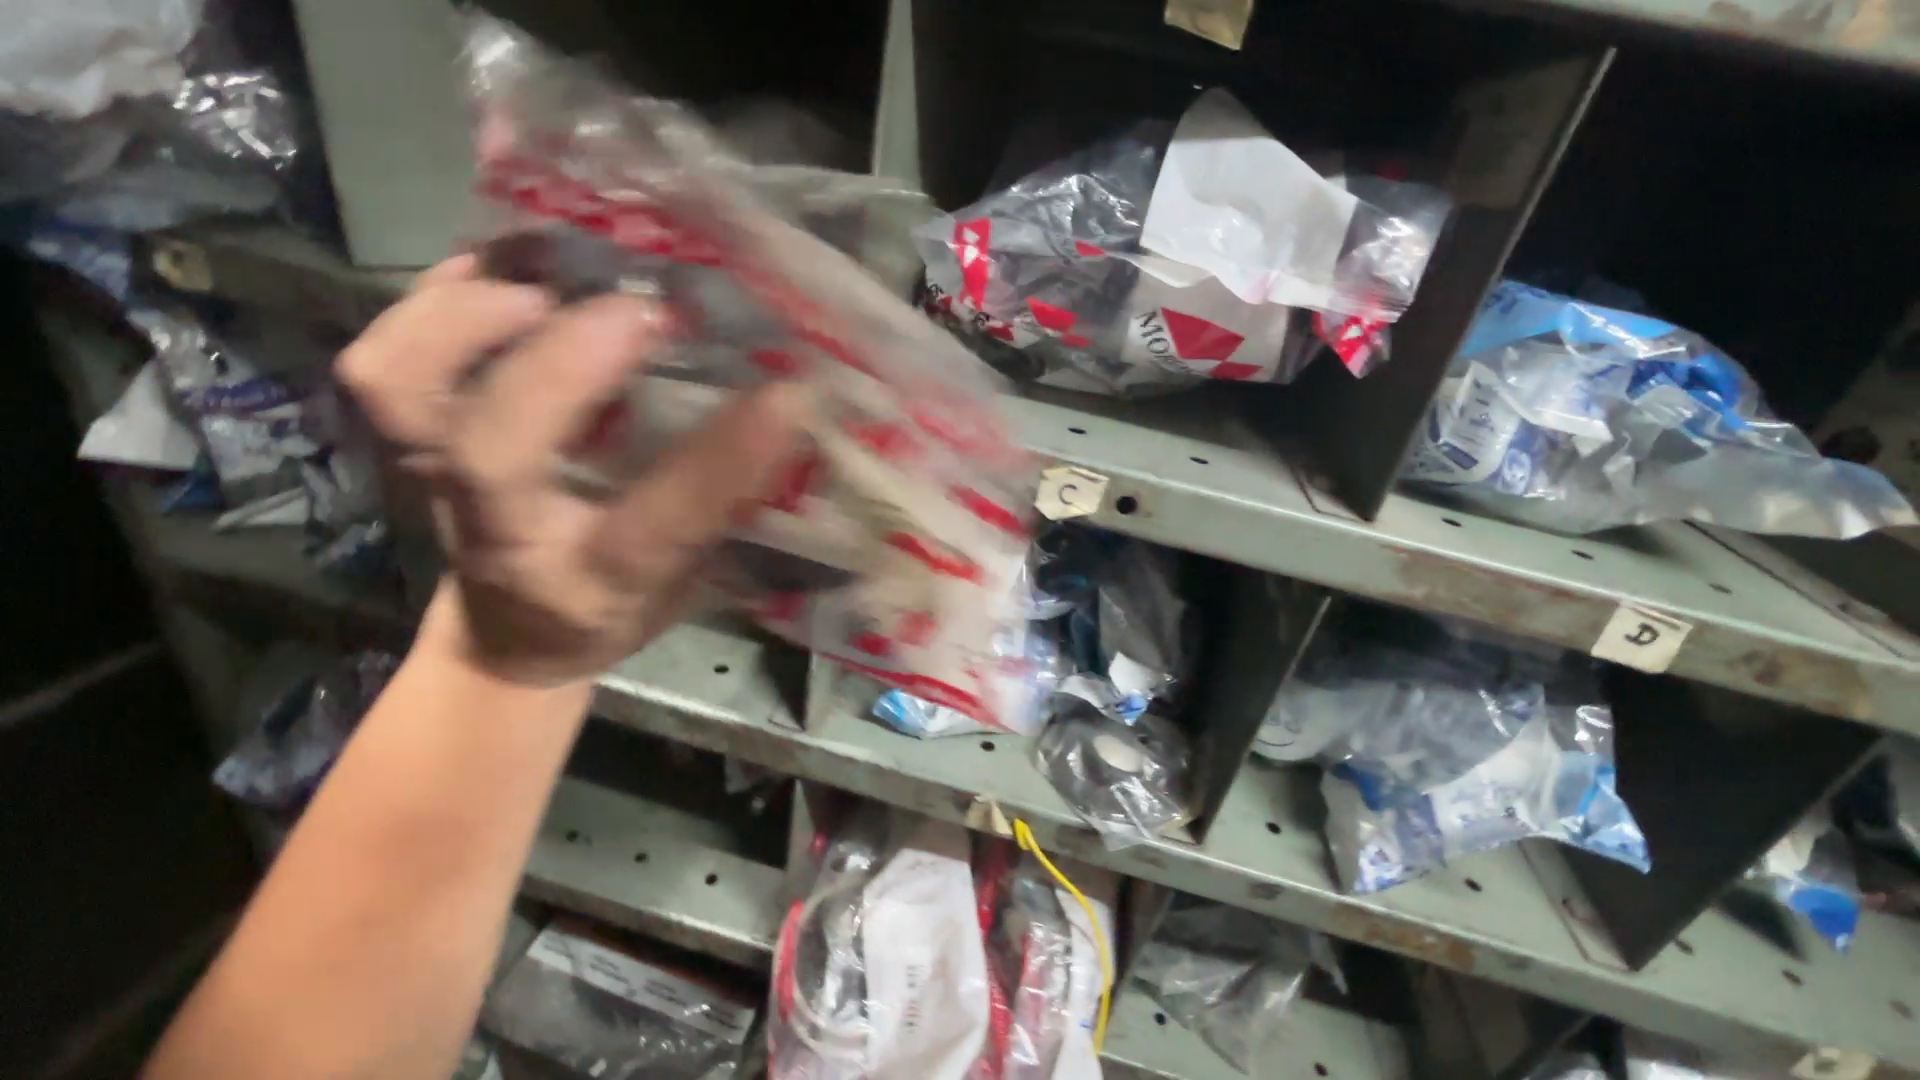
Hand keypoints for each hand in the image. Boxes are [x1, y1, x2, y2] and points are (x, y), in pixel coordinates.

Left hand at [338, 255, 808, 686]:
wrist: (511, 632)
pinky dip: (436, 300)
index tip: (790, 395)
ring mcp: (436, 481)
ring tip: (549, 275)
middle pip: (494, 451)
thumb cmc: (616, 606)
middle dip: (564, 364)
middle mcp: (501, 532)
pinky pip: (385, 357)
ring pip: (401, 390)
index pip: (656, 525)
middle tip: (645, 311)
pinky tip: (508, 270)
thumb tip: (798, 415)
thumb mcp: (690, 582)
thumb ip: (732, 510)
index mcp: (592, 582)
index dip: (721, 459)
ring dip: (470, 315)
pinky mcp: (406, 440)